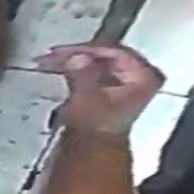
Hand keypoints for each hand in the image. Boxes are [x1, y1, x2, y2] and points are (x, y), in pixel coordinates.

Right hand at [35, 43, 163, 135]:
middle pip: (107, 55)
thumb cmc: (95, 124)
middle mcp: (141, 76)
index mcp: (144, 76)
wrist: (94, 145)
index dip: (87, 49)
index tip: (62, 50)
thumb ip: (81, 74)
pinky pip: (95, 69)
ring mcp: (127, 81)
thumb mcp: (86, 98)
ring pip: (99, 61)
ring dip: (74, 60)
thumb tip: (74, 57)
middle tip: (53, 54)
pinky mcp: (112, 87)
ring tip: (49, 60)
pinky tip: (59, 68)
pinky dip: (76, 68)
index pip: (115, 52)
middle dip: (78, 53)